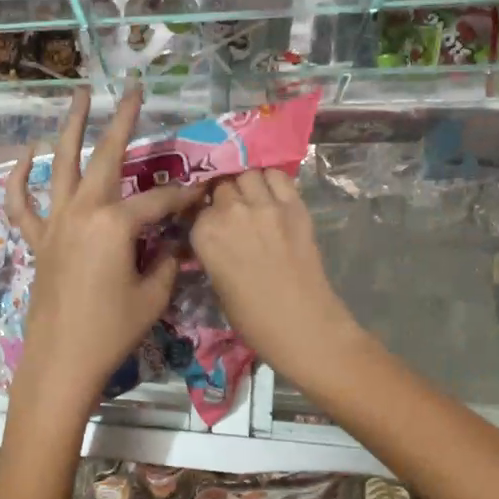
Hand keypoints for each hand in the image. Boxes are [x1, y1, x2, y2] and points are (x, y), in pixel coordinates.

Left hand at [6, 87, 204, 403]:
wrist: (62, 360)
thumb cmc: (111, 330)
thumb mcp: (152, 296)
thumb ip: (165, 259)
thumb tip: (174, 241)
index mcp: (114, 224)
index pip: (158, 199)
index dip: (184, 194)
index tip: (204, 190)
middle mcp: (82, 212)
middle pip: (105, 157)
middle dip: (122, 120)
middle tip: (133, 89)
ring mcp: (54, 223)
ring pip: (59, 165)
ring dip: (69, 127)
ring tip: (79, 96)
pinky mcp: (38, 240)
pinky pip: (21, 204)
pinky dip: (19, 178)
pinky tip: (26, 154)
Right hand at [189, 169, 362, 384]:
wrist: (300, 325)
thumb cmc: (250, 316)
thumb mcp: (215, 281)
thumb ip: (211, 248)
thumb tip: (211, 233)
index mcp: (205, 233)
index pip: (197, 206)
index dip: (203, 211)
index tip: (208, 220)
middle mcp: (232, 211)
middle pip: (222, 183)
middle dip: (224, 193)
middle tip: (231, 208)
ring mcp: (266, 206)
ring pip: (249, 173)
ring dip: (246, 182)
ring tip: (251, 197)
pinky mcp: (295, 207)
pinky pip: (278, 177)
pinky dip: (271, 180)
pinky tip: (271, 194)